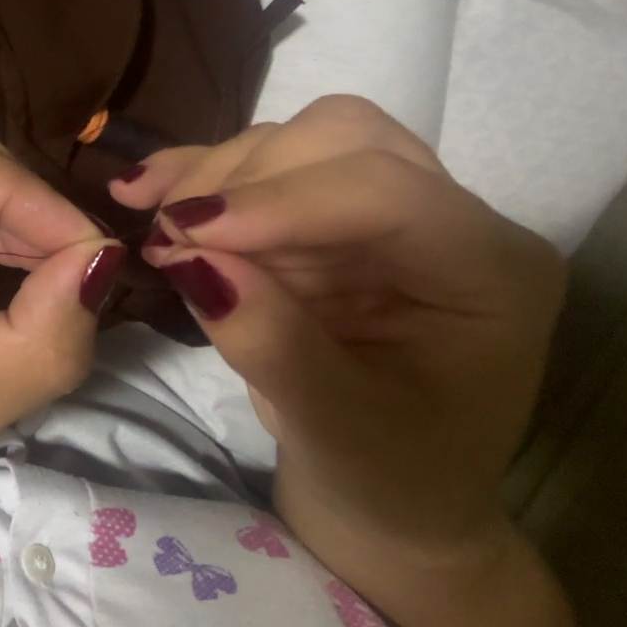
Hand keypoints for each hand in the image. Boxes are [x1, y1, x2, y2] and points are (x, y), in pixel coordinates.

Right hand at [113, 95, 574, 626]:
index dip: (281, 200)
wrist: (387, 489)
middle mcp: (444, 217)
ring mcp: (382, 205)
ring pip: (291, 138)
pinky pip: (256, 161)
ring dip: (213, 173)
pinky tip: (139, 188)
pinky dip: (194, 170)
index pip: (387, 192)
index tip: (186, 233)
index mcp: (487, 271)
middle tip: (174, 236)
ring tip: (159, 230)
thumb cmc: (386, 469)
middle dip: (245, 178)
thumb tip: (190, 258)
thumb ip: (273, 342)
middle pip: (341, 138)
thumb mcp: (335, 425)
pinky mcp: (321, 209)